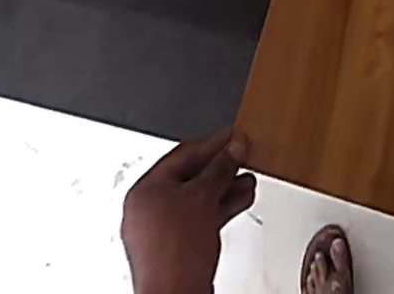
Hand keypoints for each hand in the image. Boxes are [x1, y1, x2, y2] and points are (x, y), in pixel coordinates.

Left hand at [122, 128, 257, 293]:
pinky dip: (220, 208)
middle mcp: (149, 210)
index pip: (183, 154)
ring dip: (225, 188)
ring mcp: (162, 232)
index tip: (233, 136)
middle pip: (191, 177)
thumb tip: (235, 148)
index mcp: (144, 191)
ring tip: (248, 179)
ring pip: (198, 199)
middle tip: (243, 155)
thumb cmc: (174, 258)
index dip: (213, 143)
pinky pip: (200, 218)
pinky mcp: (176, 250)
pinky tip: (240, 199)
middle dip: (222, 168)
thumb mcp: (203, 199)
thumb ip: (221, 168)